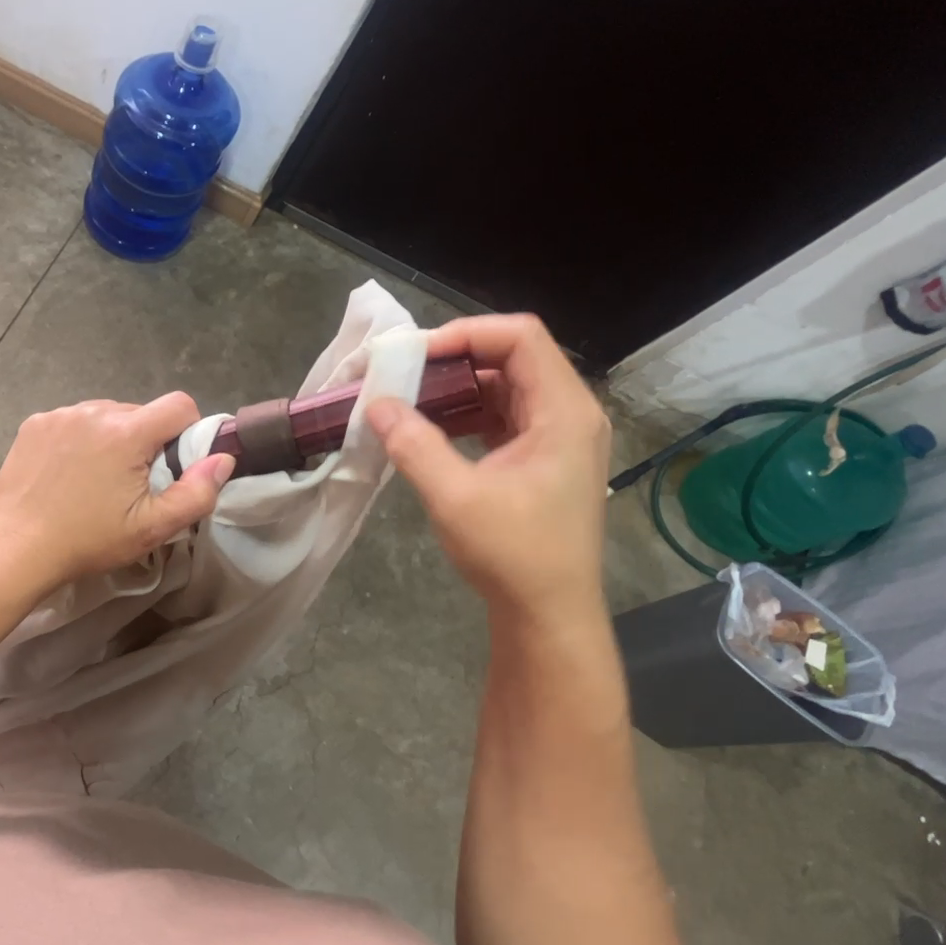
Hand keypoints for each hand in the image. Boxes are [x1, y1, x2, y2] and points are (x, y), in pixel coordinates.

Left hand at [0, 393, 234, 584]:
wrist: (18, 547)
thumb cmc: (89, 541)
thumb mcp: (152, 528)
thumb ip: (197, 493)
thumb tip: (222, 458)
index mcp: (127, 432)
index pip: (180, 404)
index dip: (186, 431)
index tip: (172, 464)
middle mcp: (94, 411)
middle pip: (140, 412)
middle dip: (144, 441)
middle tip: (129, 484)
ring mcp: (60, 415)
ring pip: (104, 415)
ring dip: (110, 438)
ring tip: (94, 479)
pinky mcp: (34, 424)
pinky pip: (71, 421)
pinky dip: (77, 440)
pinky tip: (66, 473)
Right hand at [365, 315, 608, 617]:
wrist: (548, 610)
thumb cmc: (512, 553)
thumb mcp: (455, 497)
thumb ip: (415, 445)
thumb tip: (377, 405)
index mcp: (563, 412)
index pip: (521, 338)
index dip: (466, 334)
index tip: (413, 355)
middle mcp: (568, 413)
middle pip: (512, 357)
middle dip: (453, 359)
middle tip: (400, 375)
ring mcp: (557, 436)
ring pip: (504, 386)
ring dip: (455, 388)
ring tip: (407, 400)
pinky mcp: (540, 457)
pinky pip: (501, 415)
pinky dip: (464, 413)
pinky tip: (428, 429)